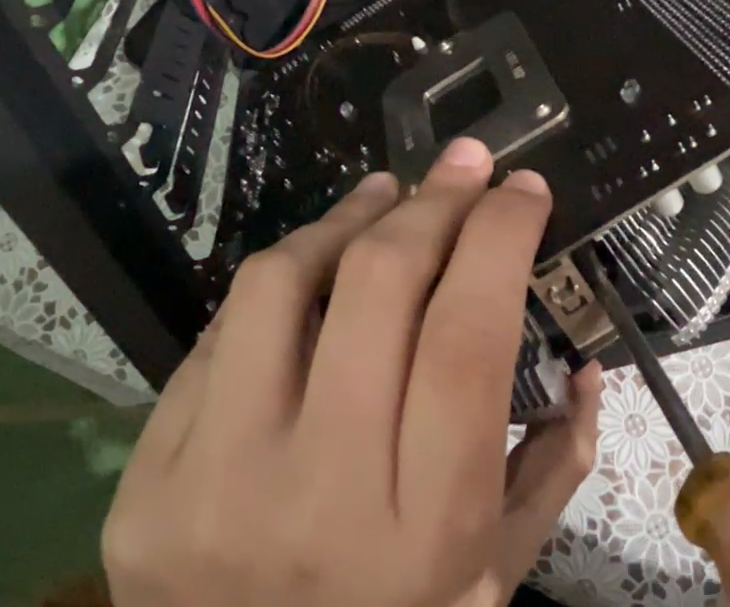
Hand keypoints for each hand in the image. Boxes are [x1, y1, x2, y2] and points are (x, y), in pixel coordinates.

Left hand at [102, 138, 602, 606]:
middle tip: (463, 164)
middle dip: (434, 201)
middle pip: (377, 287)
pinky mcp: (144, 480)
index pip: (467, 337)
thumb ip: (550, 470)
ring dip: (345, 217)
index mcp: (426, 529)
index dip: (499, 238)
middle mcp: (318, 496)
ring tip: (384, 196)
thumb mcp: (493, 579)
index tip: (523, 189)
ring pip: (280, 285)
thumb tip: (585, 364)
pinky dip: (278, 286)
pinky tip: (308, 273)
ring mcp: (213, 483)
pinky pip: (216, 337)